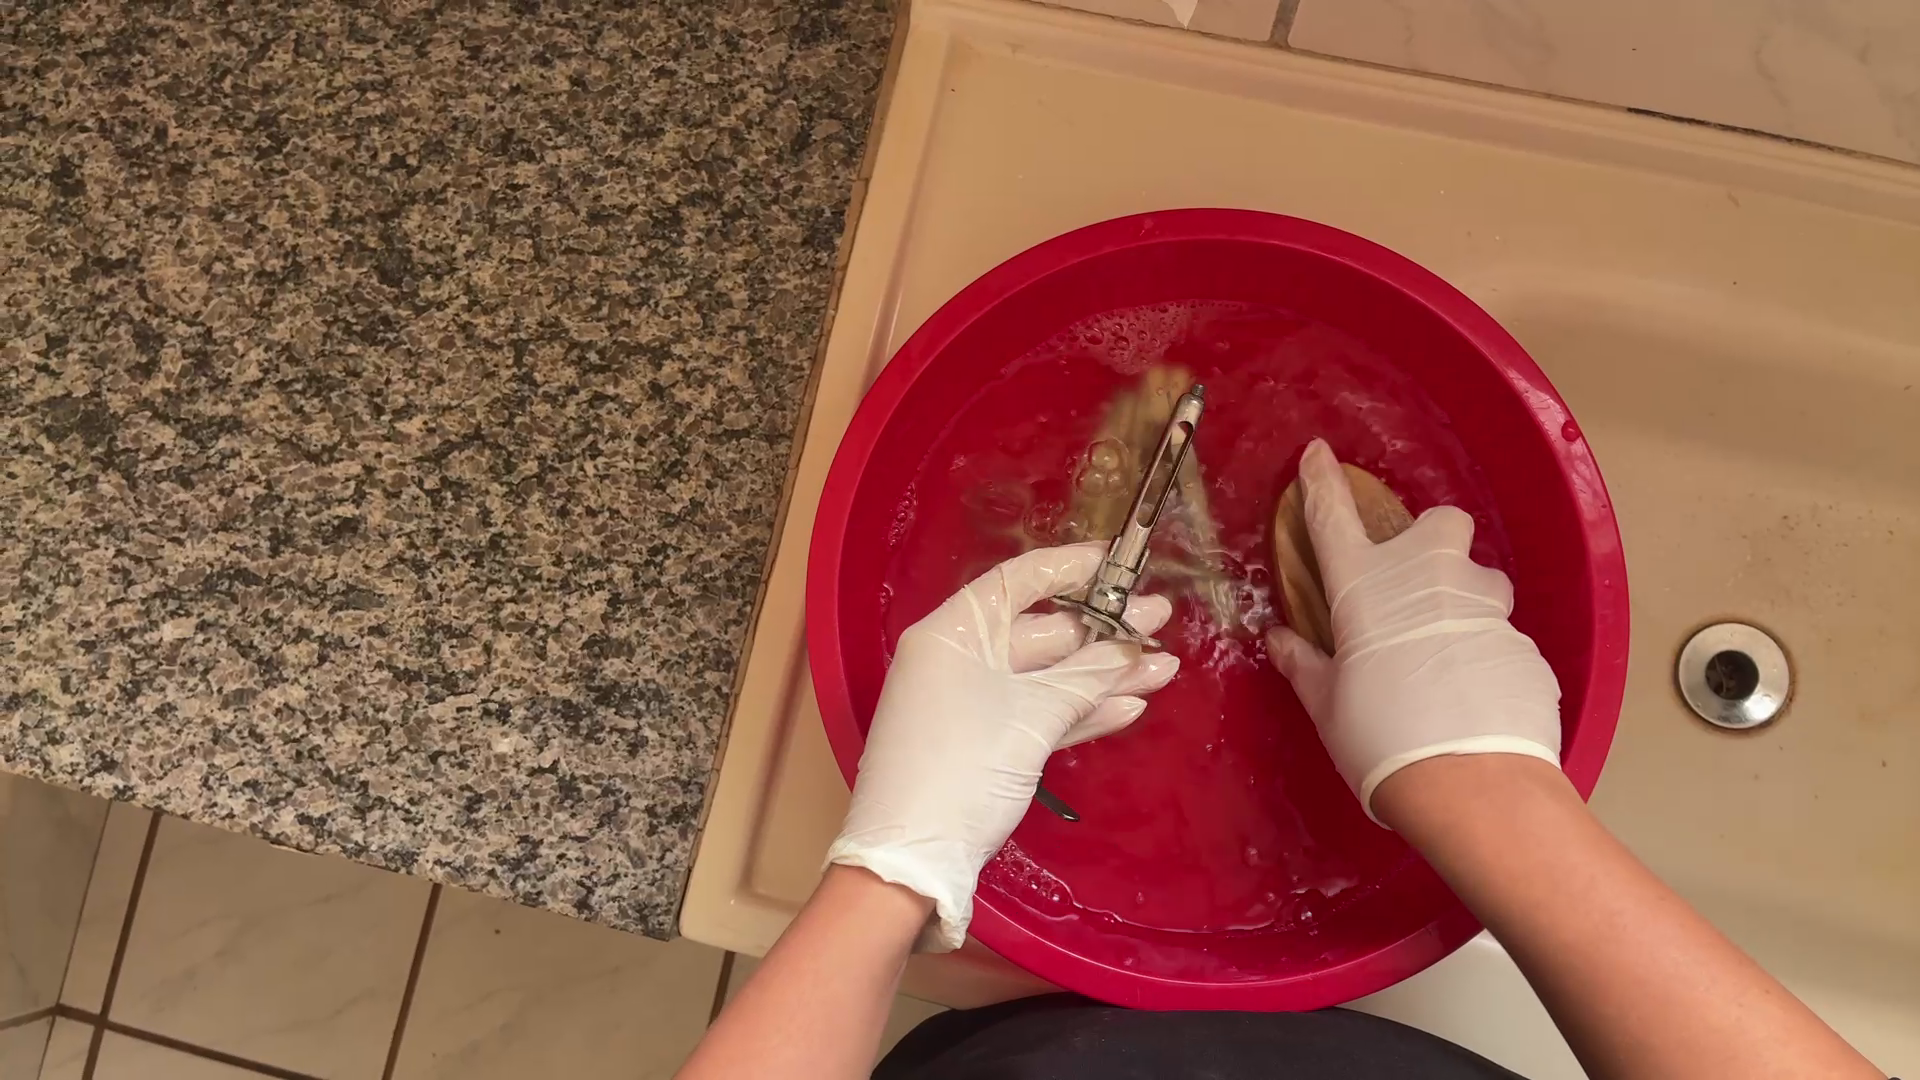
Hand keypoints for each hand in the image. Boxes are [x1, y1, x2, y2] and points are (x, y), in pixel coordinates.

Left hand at [826, 543, 1179, 950]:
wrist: (911, 865)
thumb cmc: (963, 769)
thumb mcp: (1030, 718)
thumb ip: (1086, 677)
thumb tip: (1134, 648)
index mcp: (954, 633)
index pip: (1017, 582)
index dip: (1070, 569)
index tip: (1119, 562)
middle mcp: (961, 658)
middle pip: (1040, 631)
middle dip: (1102, 630)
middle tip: (1160, 620)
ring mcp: (973, 702)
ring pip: (1046, 677)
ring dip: (1102, 674)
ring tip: (1163, 664)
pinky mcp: (986, 742)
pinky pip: (1037, 713)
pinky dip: (1079, 711)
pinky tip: (1130, 704)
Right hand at [1265, 439, 1560, 821]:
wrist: (1471, 786)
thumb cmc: (1378, 734)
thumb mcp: (1326, 701)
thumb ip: (1303, 663)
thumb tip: (1279, 640)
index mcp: (1364, 587)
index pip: (1332, 517)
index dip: (1320, 481)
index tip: (1318, 453)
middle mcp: (1428, 580)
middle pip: (1441, 524)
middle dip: (1431, 542)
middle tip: (1415, 586)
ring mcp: (1485, 607)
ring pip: (1480, 580)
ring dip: (1462, 598)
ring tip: (1443, 648)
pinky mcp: (1524, 643)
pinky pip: (1499, 631)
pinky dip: (1481, 647)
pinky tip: (1469, 689)